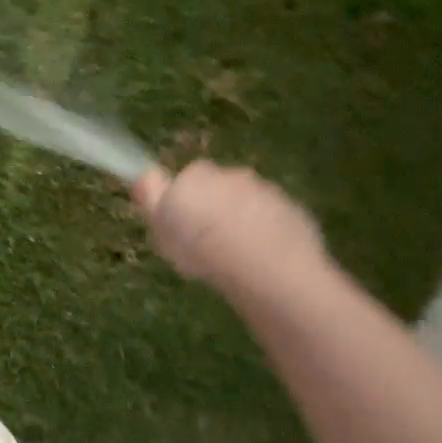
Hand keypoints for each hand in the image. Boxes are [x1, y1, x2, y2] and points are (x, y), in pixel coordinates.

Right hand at [131, 160, 327, 291]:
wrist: (267, 268)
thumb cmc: (201, 249)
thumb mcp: (159, 228)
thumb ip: (151, 198)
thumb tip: (147, 174)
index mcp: (196, 175)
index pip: (185, 177)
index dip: (181, 199)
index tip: (179, 224)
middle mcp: (232, 174)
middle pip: (217, 186)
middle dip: (212, 205)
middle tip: (204, 239)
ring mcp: (267, 190)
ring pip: (246, 201)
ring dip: (239, 217)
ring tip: (233, 251)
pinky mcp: (294, 209)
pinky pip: (272, 216)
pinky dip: (264, 229)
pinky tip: (259, 255)